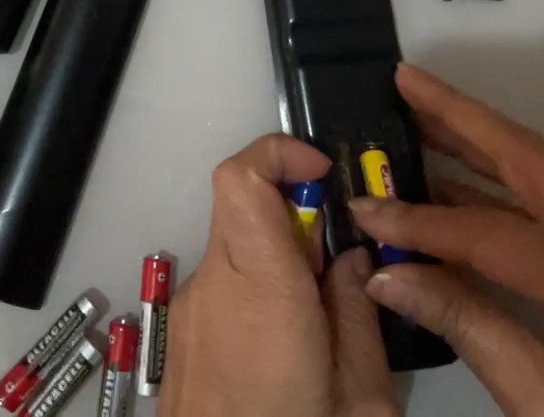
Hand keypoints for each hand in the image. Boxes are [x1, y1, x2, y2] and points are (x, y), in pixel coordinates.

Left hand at [161, 134, 396, 416]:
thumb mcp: (361, 402)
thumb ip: (357, 316)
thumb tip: (350, 259)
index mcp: (260, 292)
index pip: (240, 177)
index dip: (278, 153)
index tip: (322, 171)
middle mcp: (213, 285)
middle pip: (240, 202)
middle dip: (292, 207)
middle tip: (341, 254)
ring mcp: (189, 307)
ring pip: (234, 241)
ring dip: (277, 250)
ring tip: (323, 313)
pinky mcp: (182, 330)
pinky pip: (224, 279)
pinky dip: (258, 281)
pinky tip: (289, 340)